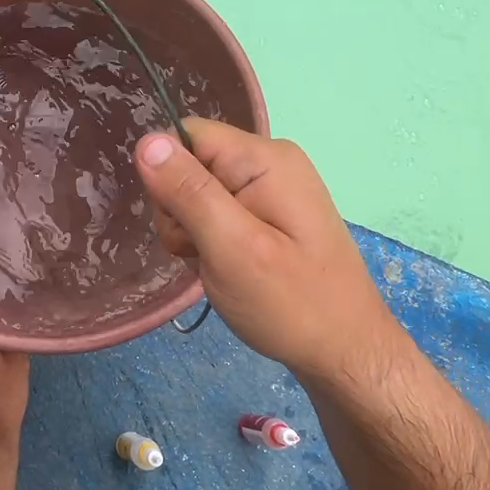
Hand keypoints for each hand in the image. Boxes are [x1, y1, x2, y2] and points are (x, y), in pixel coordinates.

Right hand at [133, 118, 398, 383]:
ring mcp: (269, 187)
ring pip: (194, 190)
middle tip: (204, 252)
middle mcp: (268, 161)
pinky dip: (206, 238)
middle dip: (178, 209)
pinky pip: (213, 208)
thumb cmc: (291, 304)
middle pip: (188, 163)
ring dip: (190, 229)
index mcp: (265, 158)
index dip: (168, 176)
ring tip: (216, 264)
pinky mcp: (266, 210)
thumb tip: (145, 141)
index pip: (185, 136)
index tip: (182, 223)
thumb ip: (188, 192)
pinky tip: (222, 265)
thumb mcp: (232, 248)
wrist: (344, 353)